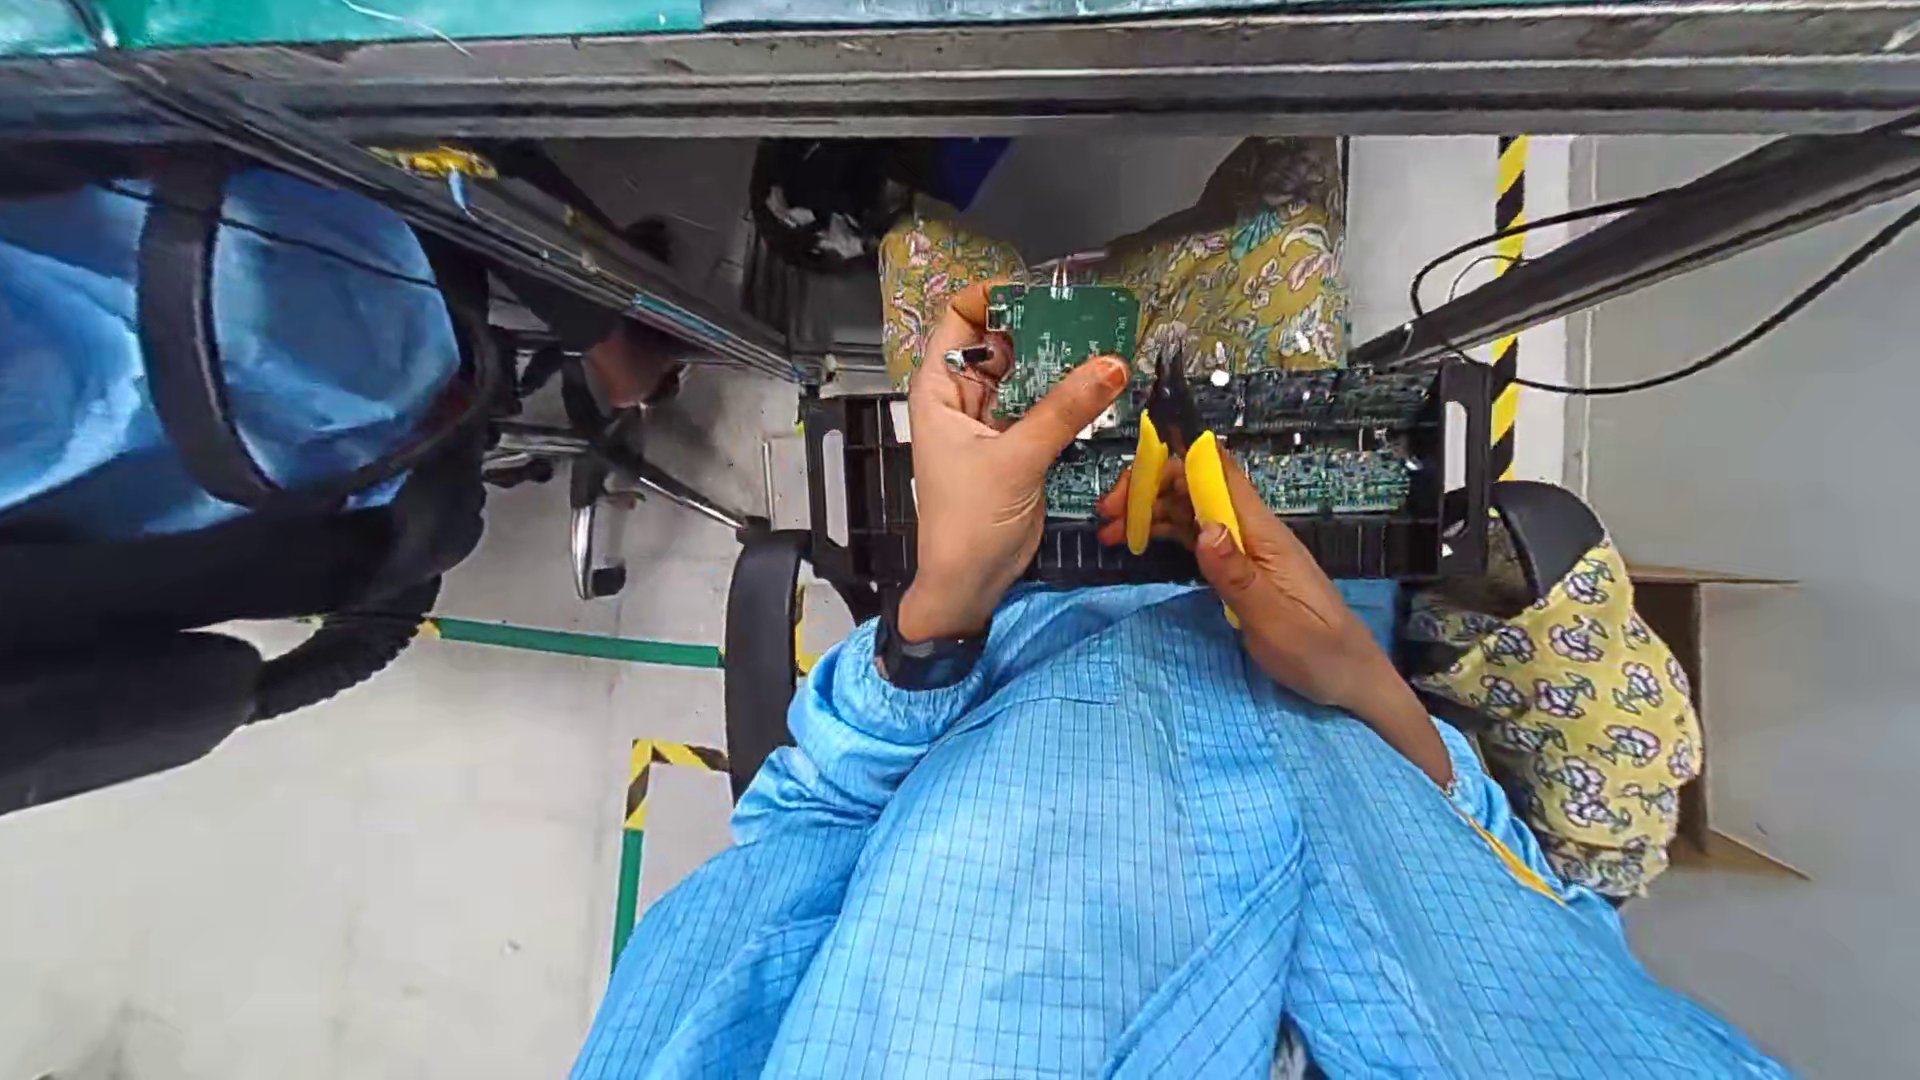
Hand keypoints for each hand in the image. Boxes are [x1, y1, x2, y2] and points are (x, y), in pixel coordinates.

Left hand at [898, 281, 1129, 641]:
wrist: (972, 581)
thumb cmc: (970, 521)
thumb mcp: (1015, 459)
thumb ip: (1064, 410)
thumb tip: (1113, 363)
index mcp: (940, 389)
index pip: (960, 318)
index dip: (996, 298)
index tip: (1046, 294)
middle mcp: (963, 397)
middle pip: (1001, 342)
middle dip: (1041, 328)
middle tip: (1092, 317)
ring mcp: (993, 420)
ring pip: (1026, 374)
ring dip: (1059, 362)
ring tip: (1104, 343)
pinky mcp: (1018, 443)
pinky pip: (1043, 406)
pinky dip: (1066, 396)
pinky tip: (1098, 384)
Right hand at [1095, 451, 1451, 786]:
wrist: (1348, 678)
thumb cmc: (1318, 652)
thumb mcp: (1276, 620)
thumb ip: (1238, 575)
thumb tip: (1206, 528)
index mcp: (1262, 532)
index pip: (1219, 475)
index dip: (1176, 461)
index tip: (1133, 477)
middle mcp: (1249, 530)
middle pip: (1194, 486)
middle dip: (1148, 488)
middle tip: (1108, 514)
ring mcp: (1240, 546)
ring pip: (1186, 509)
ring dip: (1147, 511)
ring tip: (1109, 531)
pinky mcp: (1233, 564)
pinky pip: (1191, 535)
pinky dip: (1160, 532)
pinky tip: (1136, 542)